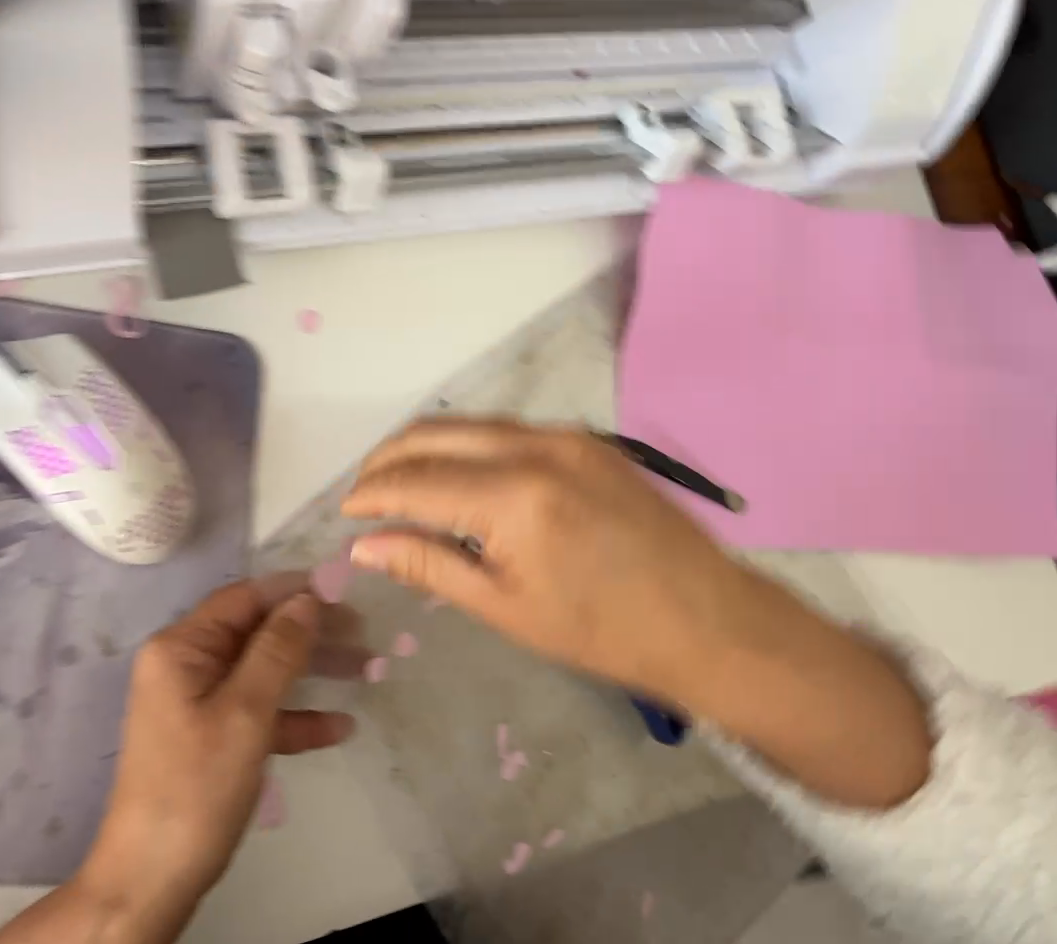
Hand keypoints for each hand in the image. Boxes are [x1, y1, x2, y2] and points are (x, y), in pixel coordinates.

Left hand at [78, 575, 354, 928]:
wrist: (152, 877)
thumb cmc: (197, 787)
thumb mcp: (245, 713)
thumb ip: (277, 650)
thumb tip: (307, 599)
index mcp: (180, 646)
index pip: (243, 598)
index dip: (293, 590)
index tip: (345, 590)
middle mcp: (184, 664)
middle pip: (255, 632)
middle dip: (308, 631)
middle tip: (365, 633)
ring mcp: (194, 702)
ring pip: (260, 672)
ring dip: (310, 671)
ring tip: (367, 668)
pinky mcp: (207, 737)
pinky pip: (255, 712)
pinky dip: (293, 716)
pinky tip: (338, 727)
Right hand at [339, 420, 776, 701]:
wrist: (713, 622)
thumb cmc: (602, 632)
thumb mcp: (503, 606)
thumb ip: (427, 564)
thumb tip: (361, 545)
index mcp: (514, 496)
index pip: (416, 482)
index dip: (371, 495)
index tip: (343, 512)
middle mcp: (535, 447)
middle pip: (434, 434)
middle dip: (386, 460)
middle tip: (361, 493)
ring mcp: (565, 436)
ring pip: (467, 424)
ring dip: (423, 447)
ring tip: (396, 481)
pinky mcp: (586, 439)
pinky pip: (504, 429)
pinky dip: (464, 445)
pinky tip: (453, 472)